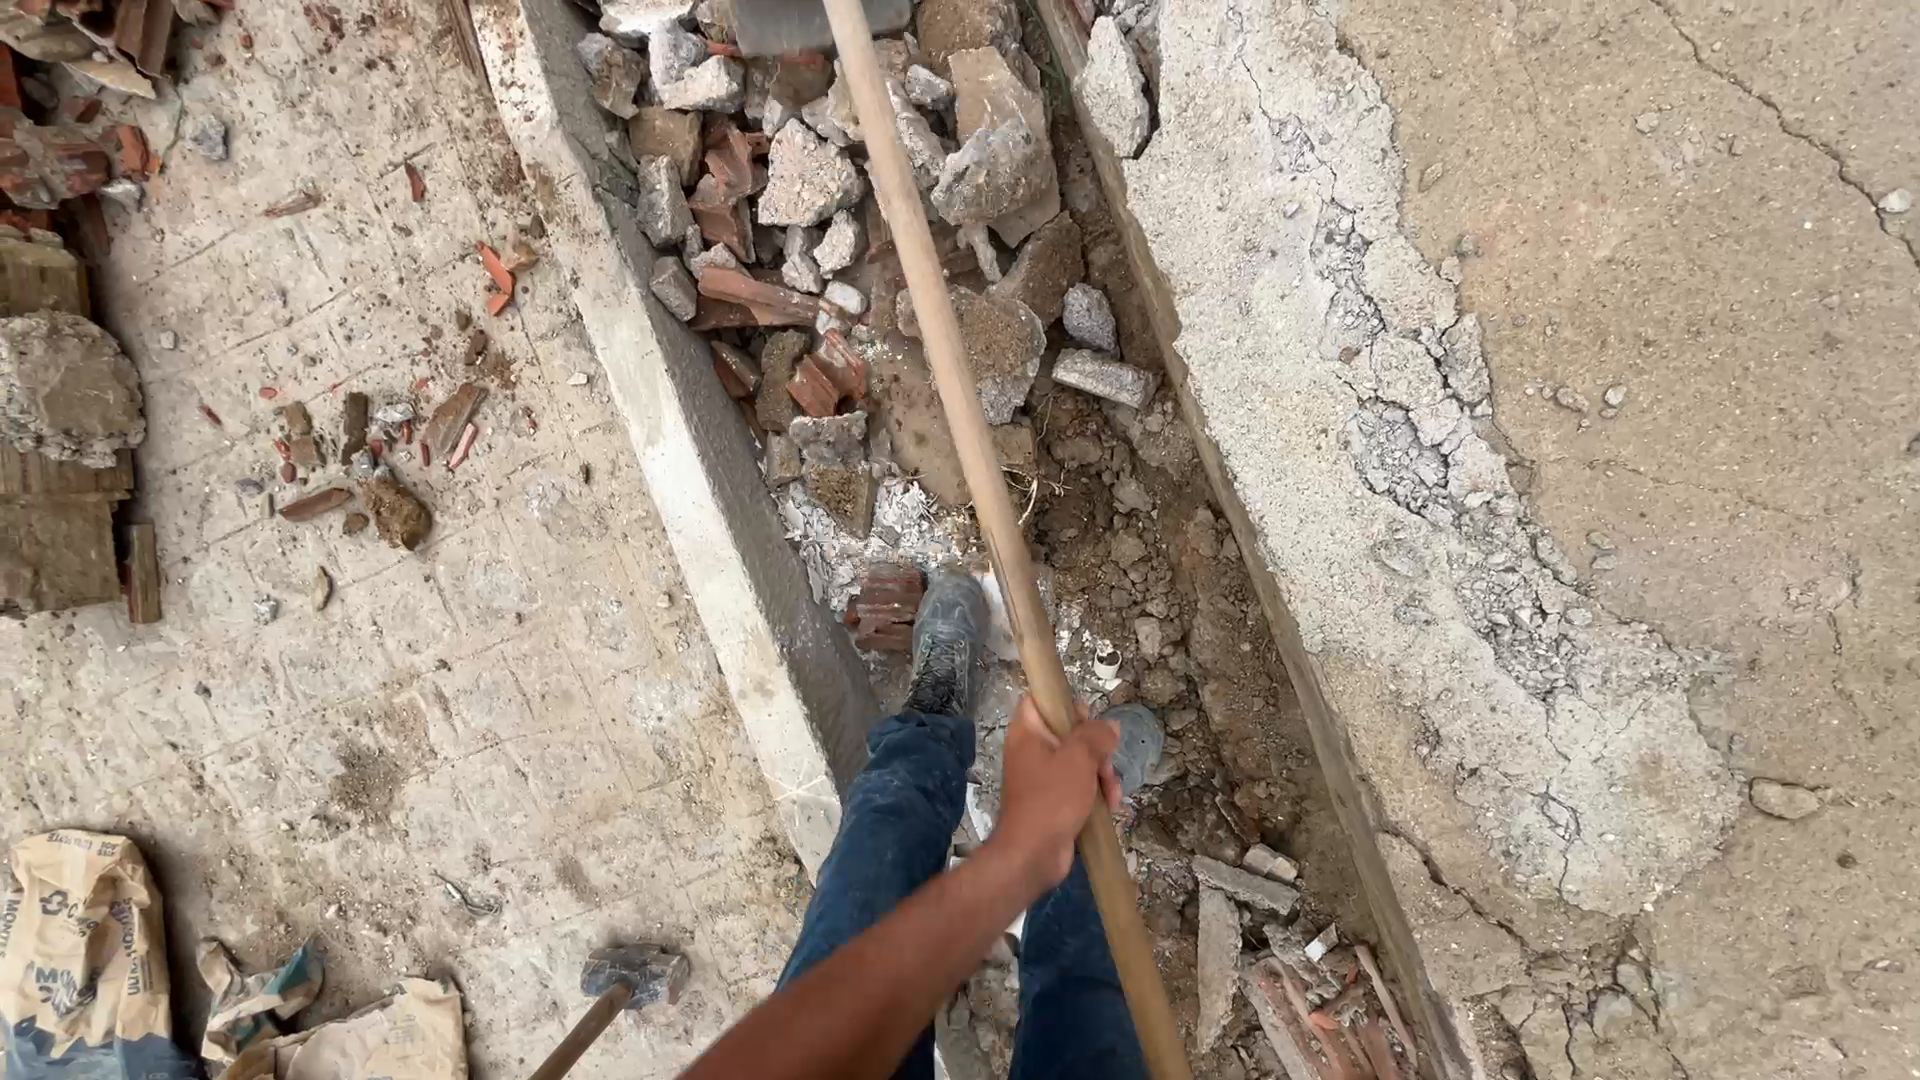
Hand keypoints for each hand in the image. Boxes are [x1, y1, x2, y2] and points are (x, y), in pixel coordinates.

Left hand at [986, 695, 1120, 895]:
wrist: (1033, 854)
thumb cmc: (1051, 798)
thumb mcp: (1078, 759)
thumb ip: (1096, 735)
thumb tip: (1109, 726)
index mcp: (1027, 731)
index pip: (1040, 700)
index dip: (1064, 703)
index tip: (1086, 717)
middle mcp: (1031, 749)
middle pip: (1068, 732)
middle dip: (1095, 748)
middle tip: (1104, 764)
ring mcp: (1042, 776)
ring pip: (1079, 760)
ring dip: (1101, 774)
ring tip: (1110, 792)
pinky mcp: (1053, 799)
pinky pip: (1079, 785)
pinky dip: (1094, 792)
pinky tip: (1109, 806)